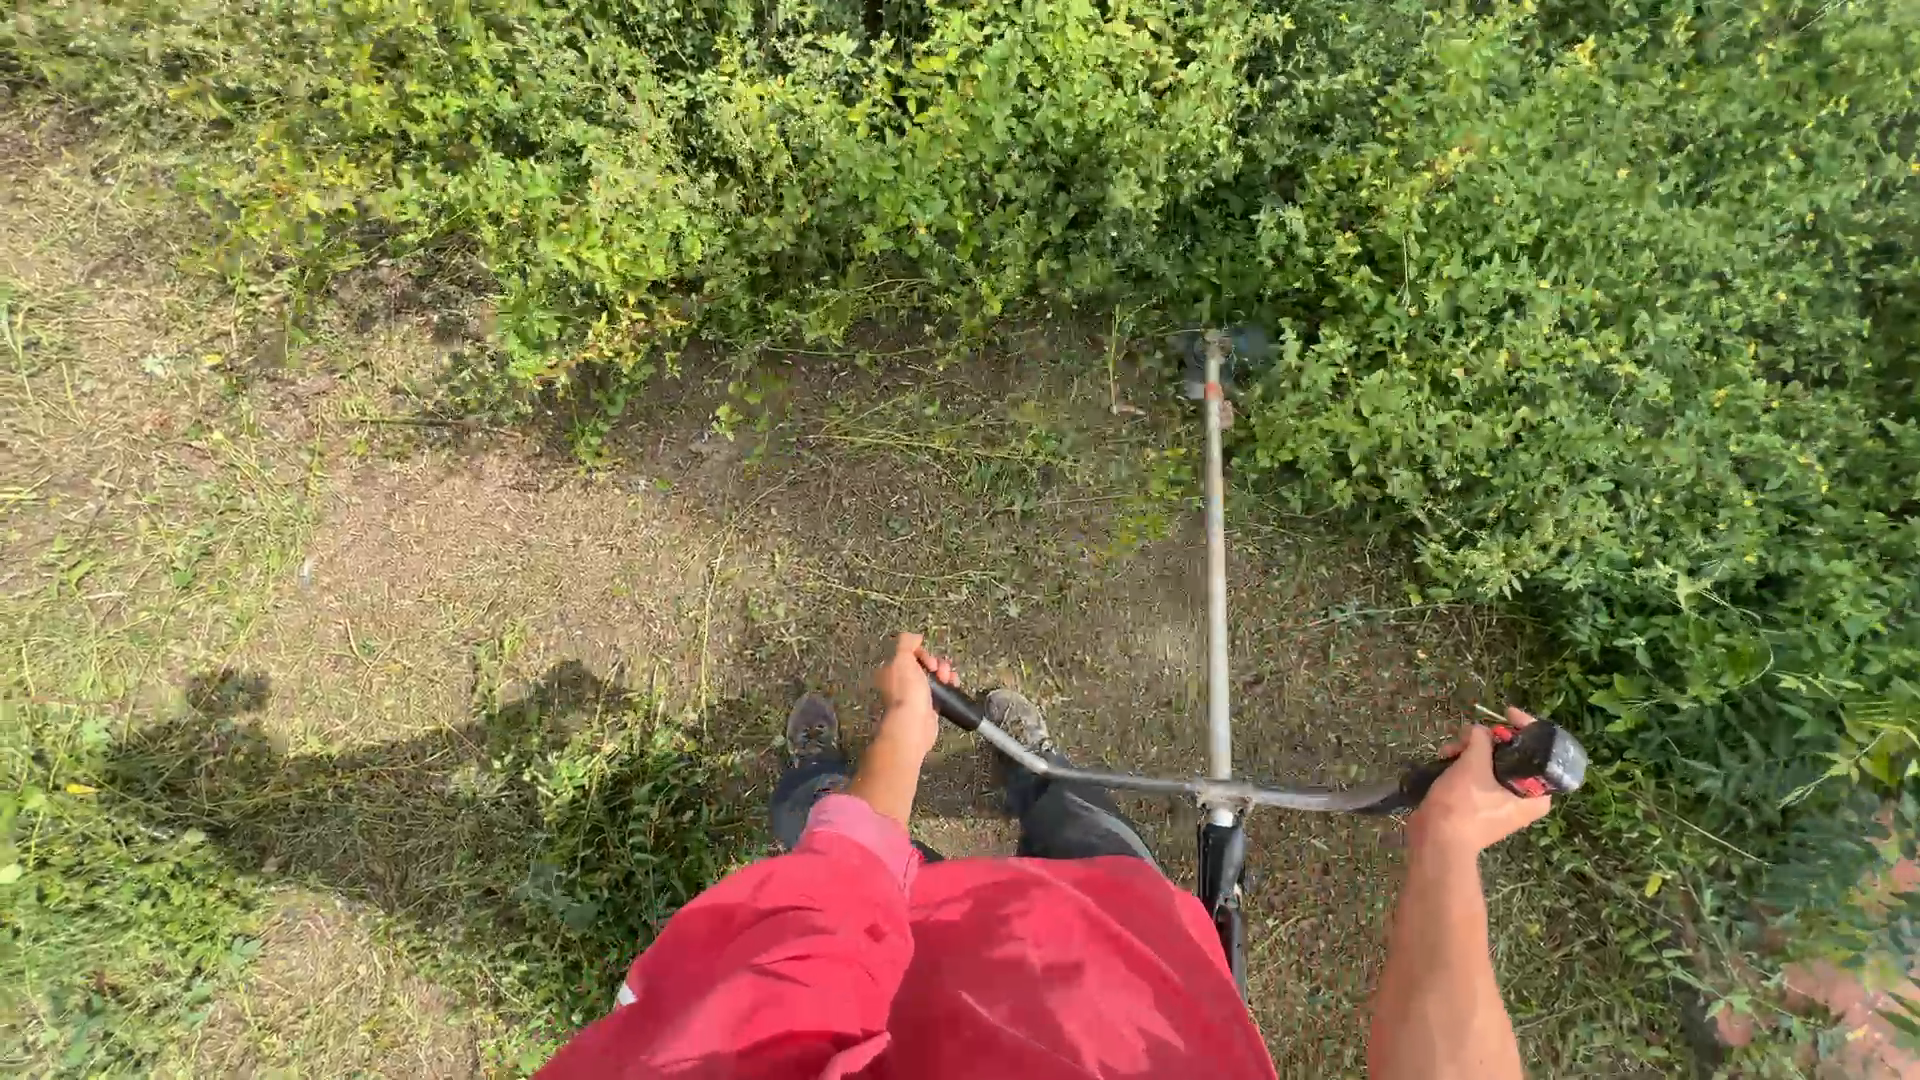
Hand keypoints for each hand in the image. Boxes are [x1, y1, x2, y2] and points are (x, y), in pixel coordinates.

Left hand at [872, 632, 953, 757]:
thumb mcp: (903, 658)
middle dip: (936, 663)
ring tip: (948, 679)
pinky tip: (953, 684)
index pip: (909, 653)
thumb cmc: (906, 691)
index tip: (928, 660)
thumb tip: (915, 636)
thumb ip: (907, 642)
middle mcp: (901, 682)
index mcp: (891, 670)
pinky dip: (948, 685)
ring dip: (944, 673)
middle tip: (939, 670)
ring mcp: (914, 695)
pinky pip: (940, 690)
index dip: (922, 653)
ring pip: (934, 676)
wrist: (914, 723)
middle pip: (923, 664)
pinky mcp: (928, 705)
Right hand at [1407, 707, 1551, 862]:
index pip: (1541, 752)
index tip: (1505, 712)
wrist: (1437, 839)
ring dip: (1468, 751)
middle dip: (1485, 741)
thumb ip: (1481, 741)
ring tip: (1447, 751)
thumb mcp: (1473, 767)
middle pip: (1512, 755)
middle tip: (1464, 737)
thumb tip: (1478, 731)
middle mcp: (1525, 797)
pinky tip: (1445, 760)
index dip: (1524, 728)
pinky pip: (1478, 774)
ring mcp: (1502, 800)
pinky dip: (1463, 763)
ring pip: (1491, 762)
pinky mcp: (1481, 802)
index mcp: (1536, 794)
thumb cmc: (1463, 805)